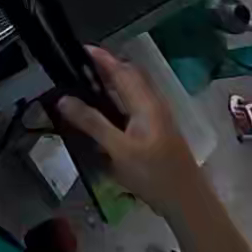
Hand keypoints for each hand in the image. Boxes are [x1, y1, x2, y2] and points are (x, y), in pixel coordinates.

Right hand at [52, 47, 210, 218]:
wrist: (187, 203)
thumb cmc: (154, 174)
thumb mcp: (119, 149)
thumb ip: (92, 123)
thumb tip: (64, 99)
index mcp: (146, 104)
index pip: (122, 71)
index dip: (102, 58)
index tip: (80, 48)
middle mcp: (153, 105)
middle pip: (129, 77)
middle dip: (105, 67)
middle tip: (77, 65)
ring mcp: (156, 118)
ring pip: (131, 91)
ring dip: (110, 82)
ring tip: (82, 83)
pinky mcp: (154, 131)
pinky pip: (131, 104)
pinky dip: (114, 98)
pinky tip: (100, 110)